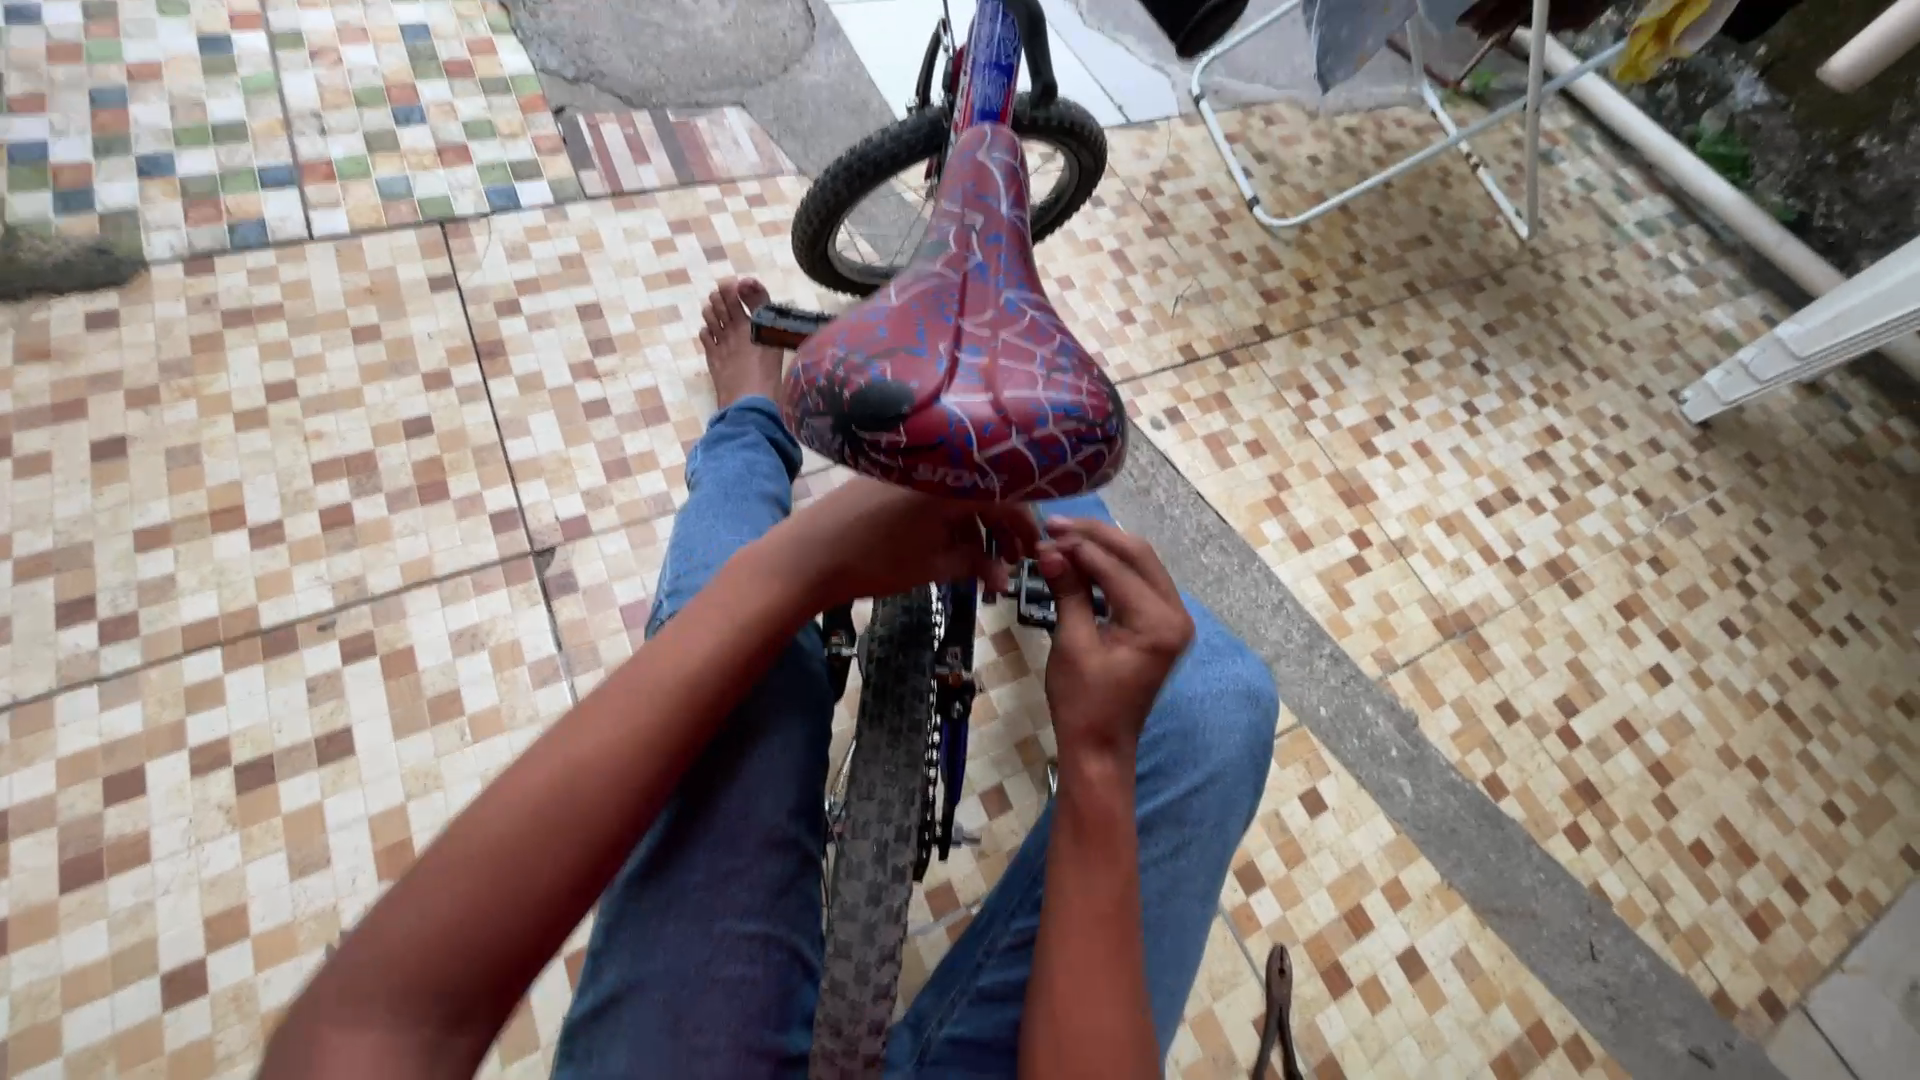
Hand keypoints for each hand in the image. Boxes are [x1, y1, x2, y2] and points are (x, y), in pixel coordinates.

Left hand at [764, 476, 1042, 608]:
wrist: (809, 554)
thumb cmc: (876, 561)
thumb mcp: (932, 566)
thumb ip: (974, 564)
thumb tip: (1004, 577)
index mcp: (953, 483)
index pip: (1006, 498)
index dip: (1024, 527)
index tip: (1034, 553)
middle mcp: (939, 467)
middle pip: (986, 493)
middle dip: (1002, 530)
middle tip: (1010, 564)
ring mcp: (914, 471)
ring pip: (960, 496)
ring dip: (976, 529)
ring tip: (981, 567)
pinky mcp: (894, 479)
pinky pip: (937, 495)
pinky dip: (950, 521)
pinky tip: (952, 549)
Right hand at [1037, 518, 1193, 760]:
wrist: (1100, 746)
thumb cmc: (1084, 702)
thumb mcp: (1072, 643)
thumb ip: (1068, 591)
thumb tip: (1049, 550)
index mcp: (1159, 623)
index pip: (1117, 567)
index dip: (1079, 547)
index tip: (1044, 534)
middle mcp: (1176, 615)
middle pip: (1137, 555)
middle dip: (1095, 537)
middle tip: (1054, 526)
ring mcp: (1172, 619)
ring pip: (1139, 564)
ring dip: (1102, 549)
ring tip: (1062, 538)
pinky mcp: (1159, 625)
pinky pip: (1137, 583)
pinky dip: (1109, 569)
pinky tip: (1081, 559)